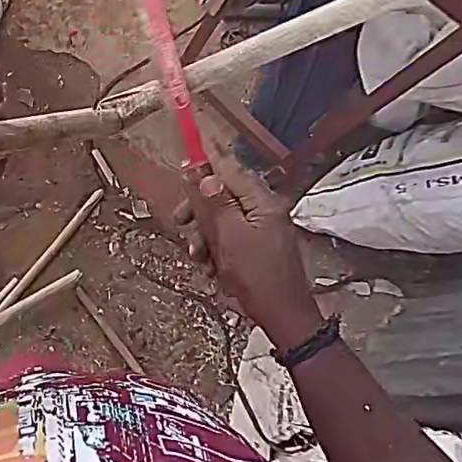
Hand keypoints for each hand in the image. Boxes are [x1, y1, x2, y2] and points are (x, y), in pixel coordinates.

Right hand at [171, 146, 325, 350]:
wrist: (281, 316)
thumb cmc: (255, 275)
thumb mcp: (228, 237)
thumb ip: (213, 203)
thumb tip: (201, 172)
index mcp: (261, 202)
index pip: (229, 170)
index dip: (206, 159)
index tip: (188, 145)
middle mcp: (263, 210)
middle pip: (220, 195)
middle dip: (197, 211)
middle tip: (180, 222)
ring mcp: (261, 229)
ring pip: (219, 219)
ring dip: (203, 235)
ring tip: (198, 257)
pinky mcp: (256, 247)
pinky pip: (226, 237)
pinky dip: (214, 248)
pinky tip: (210, 266)